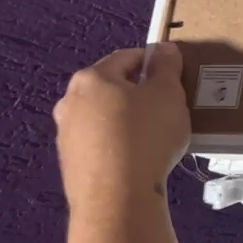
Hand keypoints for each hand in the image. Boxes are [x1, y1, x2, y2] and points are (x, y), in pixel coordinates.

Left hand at [53, 42, 190, 213]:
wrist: (117, 192)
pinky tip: (139, 156)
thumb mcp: (168, 95)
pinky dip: (119, 141)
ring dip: (127, 118)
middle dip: (139, 92)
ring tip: (156, 135)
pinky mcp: (71, 159)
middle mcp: (70, 100)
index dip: (155, 62)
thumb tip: (164, 50)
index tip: (176, 75)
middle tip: (169, 106)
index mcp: (92, 78)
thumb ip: (167, 68)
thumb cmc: (146, 134)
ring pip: (104, 115)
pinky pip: (101, 140)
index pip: (127, 58)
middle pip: (112, 87)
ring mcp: (66, 131)